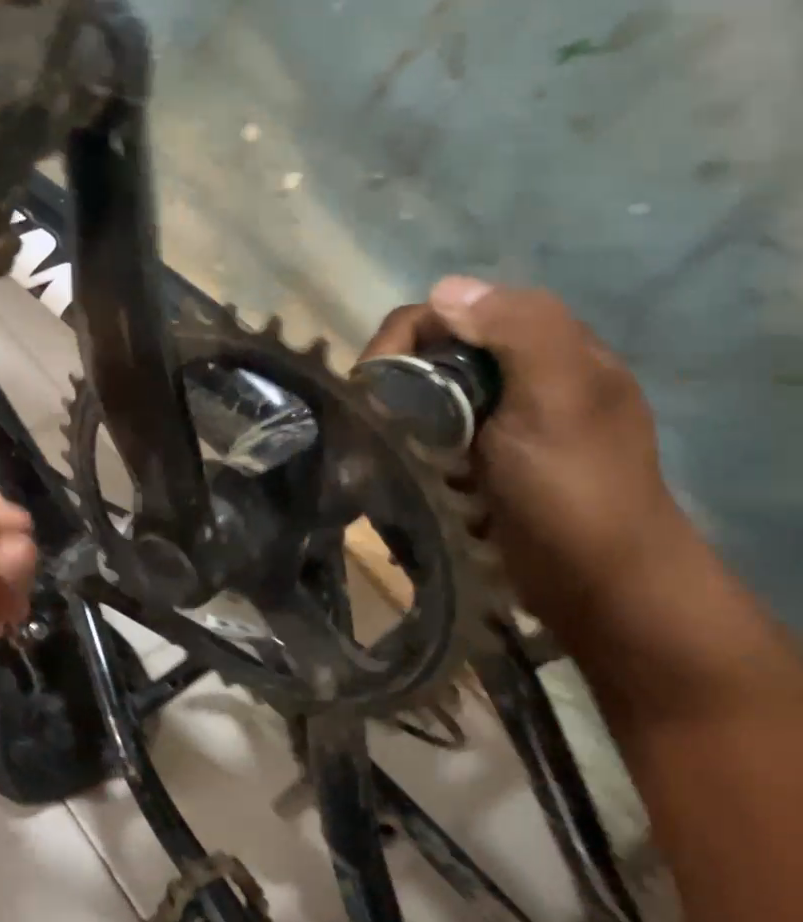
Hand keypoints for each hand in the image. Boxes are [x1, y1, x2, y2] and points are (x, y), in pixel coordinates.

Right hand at [362, 276, 684, 633]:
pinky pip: (429, 440)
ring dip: (399, 422)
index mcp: (550, 349)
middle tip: (383, 427)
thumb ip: (517, 331)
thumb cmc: (574, 486)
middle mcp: (524, 378)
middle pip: (434, 355)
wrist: (597, 580)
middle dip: (398, 384)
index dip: (406, 337)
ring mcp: (501, 425)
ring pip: (426, 399)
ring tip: (393, 456)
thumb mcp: (559, 395)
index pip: (455, 311)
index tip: (376, 384)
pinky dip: (411, 452)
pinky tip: (411, 474)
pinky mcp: (481, 466)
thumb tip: (444, 290)